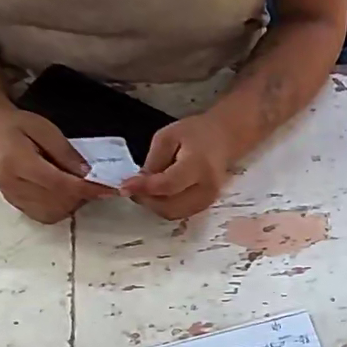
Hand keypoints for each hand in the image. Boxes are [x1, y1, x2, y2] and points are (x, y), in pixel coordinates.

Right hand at [0, 106, 113, 222]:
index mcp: (16, 161)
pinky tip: (66, 194)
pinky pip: (46, 215)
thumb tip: (88, 175)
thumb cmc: (21, 126)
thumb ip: (67, 153)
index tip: (112, 189)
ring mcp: (12, 197)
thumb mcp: (46, 129)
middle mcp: (11, 184)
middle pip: (58, 202)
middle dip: (83, 196)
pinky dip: (62, 208)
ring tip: (78, 186)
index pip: (60, 184)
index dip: (88, 189)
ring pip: (54, 212)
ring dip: (74, 203)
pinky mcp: (16, 205)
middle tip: (95, 183)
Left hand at [119, 110, 238, 219]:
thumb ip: (152, 162)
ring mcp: (208, 200)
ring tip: (145, 189)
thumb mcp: (167, 137)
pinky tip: (158, 193)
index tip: (123, 186)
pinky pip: (180, 213)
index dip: (144, 188)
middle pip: (170, 206)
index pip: (167, 185)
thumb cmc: (195, 133)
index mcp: (198, 165)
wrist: (224, 139)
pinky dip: (164, 206)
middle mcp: (206, 188)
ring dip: (154, 205)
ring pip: (173, 213)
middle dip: (147, 200)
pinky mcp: (206, 205)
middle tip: (133, 187)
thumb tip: (138, 185)